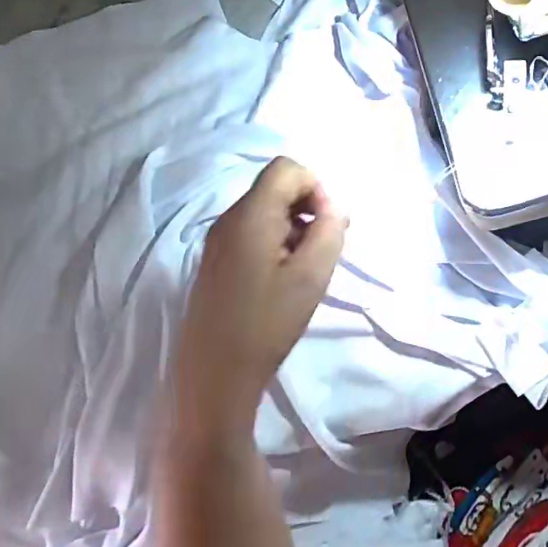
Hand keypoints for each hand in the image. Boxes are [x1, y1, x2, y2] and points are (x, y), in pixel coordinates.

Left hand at [176, 158, 346, 429]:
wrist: (214, 377)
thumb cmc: (267, 323)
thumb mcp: (311, 276)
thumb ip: (330, 231)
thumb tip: (333, 207)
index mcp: (250, 215)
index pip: (287, 169)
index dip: (316, 187)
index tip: (326, 226)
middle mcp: (228, 219)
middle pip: (275, 187)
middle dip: (308, 207)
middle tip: (325, 247)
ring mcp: (217, 242)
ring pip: (265, 211)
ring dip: (294, 226)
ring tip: (306, 267)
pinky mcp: (215, 263)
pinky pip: (251, 232)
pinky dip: (276, 242)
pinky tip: (283, 279)